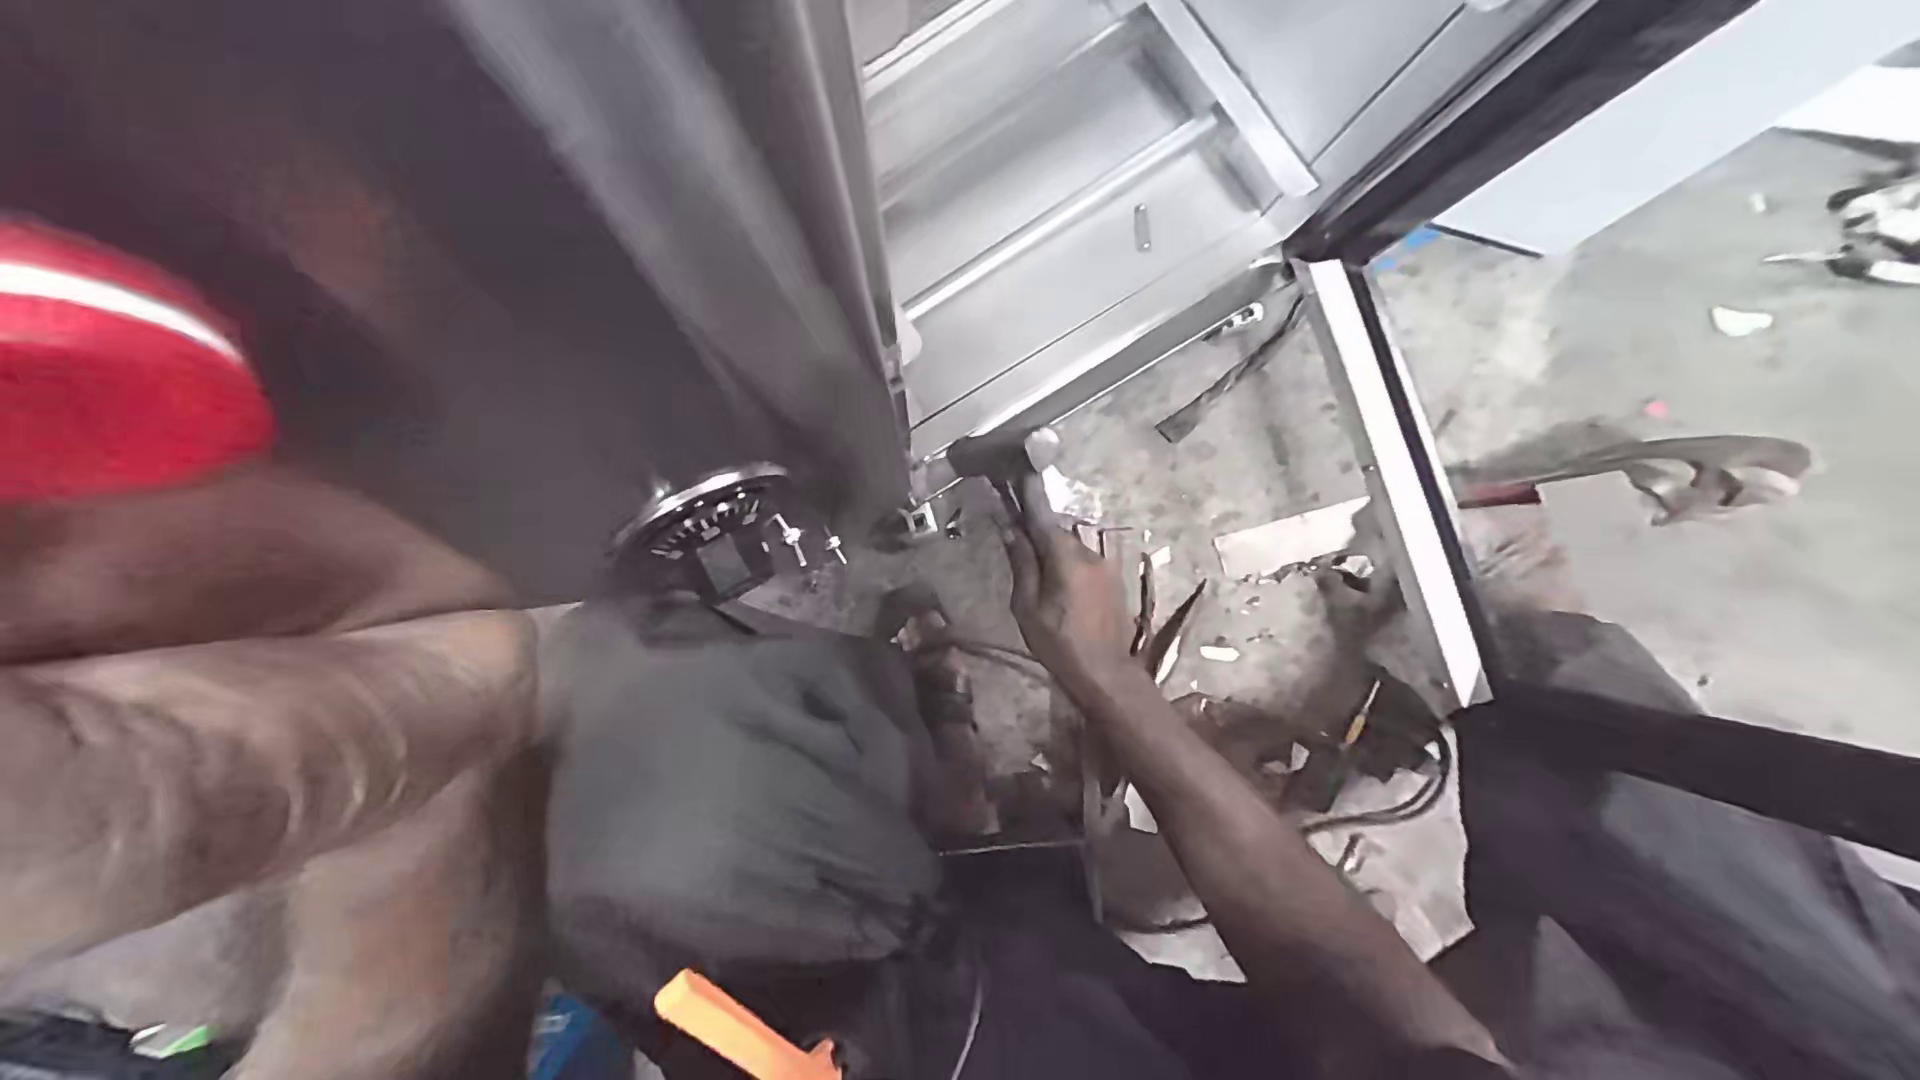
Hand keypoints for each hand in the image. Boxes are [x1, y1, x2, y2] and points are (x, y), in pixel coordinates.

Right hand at [1000, 473, 1137, 700]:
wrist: (1105, 672)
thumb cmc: (1059, 644)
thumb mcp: (1028, 607)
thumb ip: (1022, 564)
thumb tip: (1010, 530)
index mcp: (1066, 559)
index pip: (1043, 517)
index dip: (1029, 494)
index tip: (1019, 470)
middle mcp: (1090, 553)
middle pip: (1058, 531)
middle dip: (1037, 529)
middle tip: (1016, 533)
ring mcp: (1106, 564)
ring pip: (1072, 545)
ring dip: (1054, 548)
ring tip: (1038, 567)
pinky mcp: (1114, 577)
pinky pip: (1085, 558)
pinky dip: (1068, 559)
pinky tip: (1059, 579)